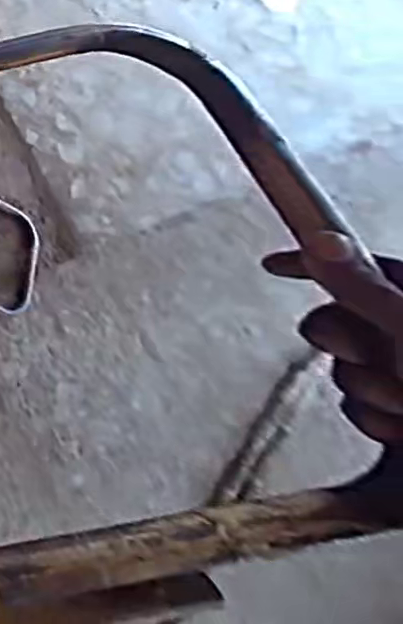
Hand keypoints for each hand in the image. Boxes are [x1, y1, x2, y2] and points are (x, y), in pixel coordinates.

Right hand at [264, 234, 402, 442]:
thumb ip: (364, 286)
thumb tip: (322, 239)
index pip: (370, 269)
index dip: (316, 264)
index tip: (276, 267)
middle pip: (348, 320)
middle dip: (340, 341)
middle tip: (354, 353)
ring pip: (354, 366)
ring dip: (365, 387)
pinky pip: (369, 405)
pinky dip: (378, 417)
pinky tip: (402, 427)